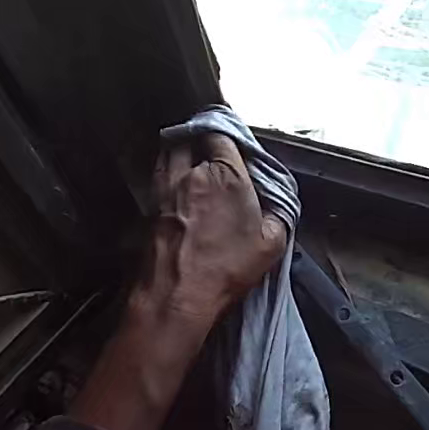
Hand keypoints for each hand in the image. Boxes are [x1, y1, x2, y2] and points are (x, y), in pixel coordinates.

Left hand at [134, 133, 287, 328]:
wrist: (178, 294)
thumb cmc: (225, 269)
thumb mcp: (272, 244)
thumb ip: (277, 213)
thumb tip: (275, 203)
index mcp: (228, 176)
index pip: (222, 135)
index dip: (228, 138)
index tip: (234, 145)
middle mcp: (195, 173)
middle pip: (193, 138)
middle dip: (202, 140)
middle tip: (212, 149)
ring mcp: (168, 186)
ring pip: (171, 150)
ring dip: (181, 149)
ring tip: (191, 158)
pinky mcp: (151, 203)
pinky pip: (158, 172)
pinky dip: (166, 169)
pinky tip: (176, 183)